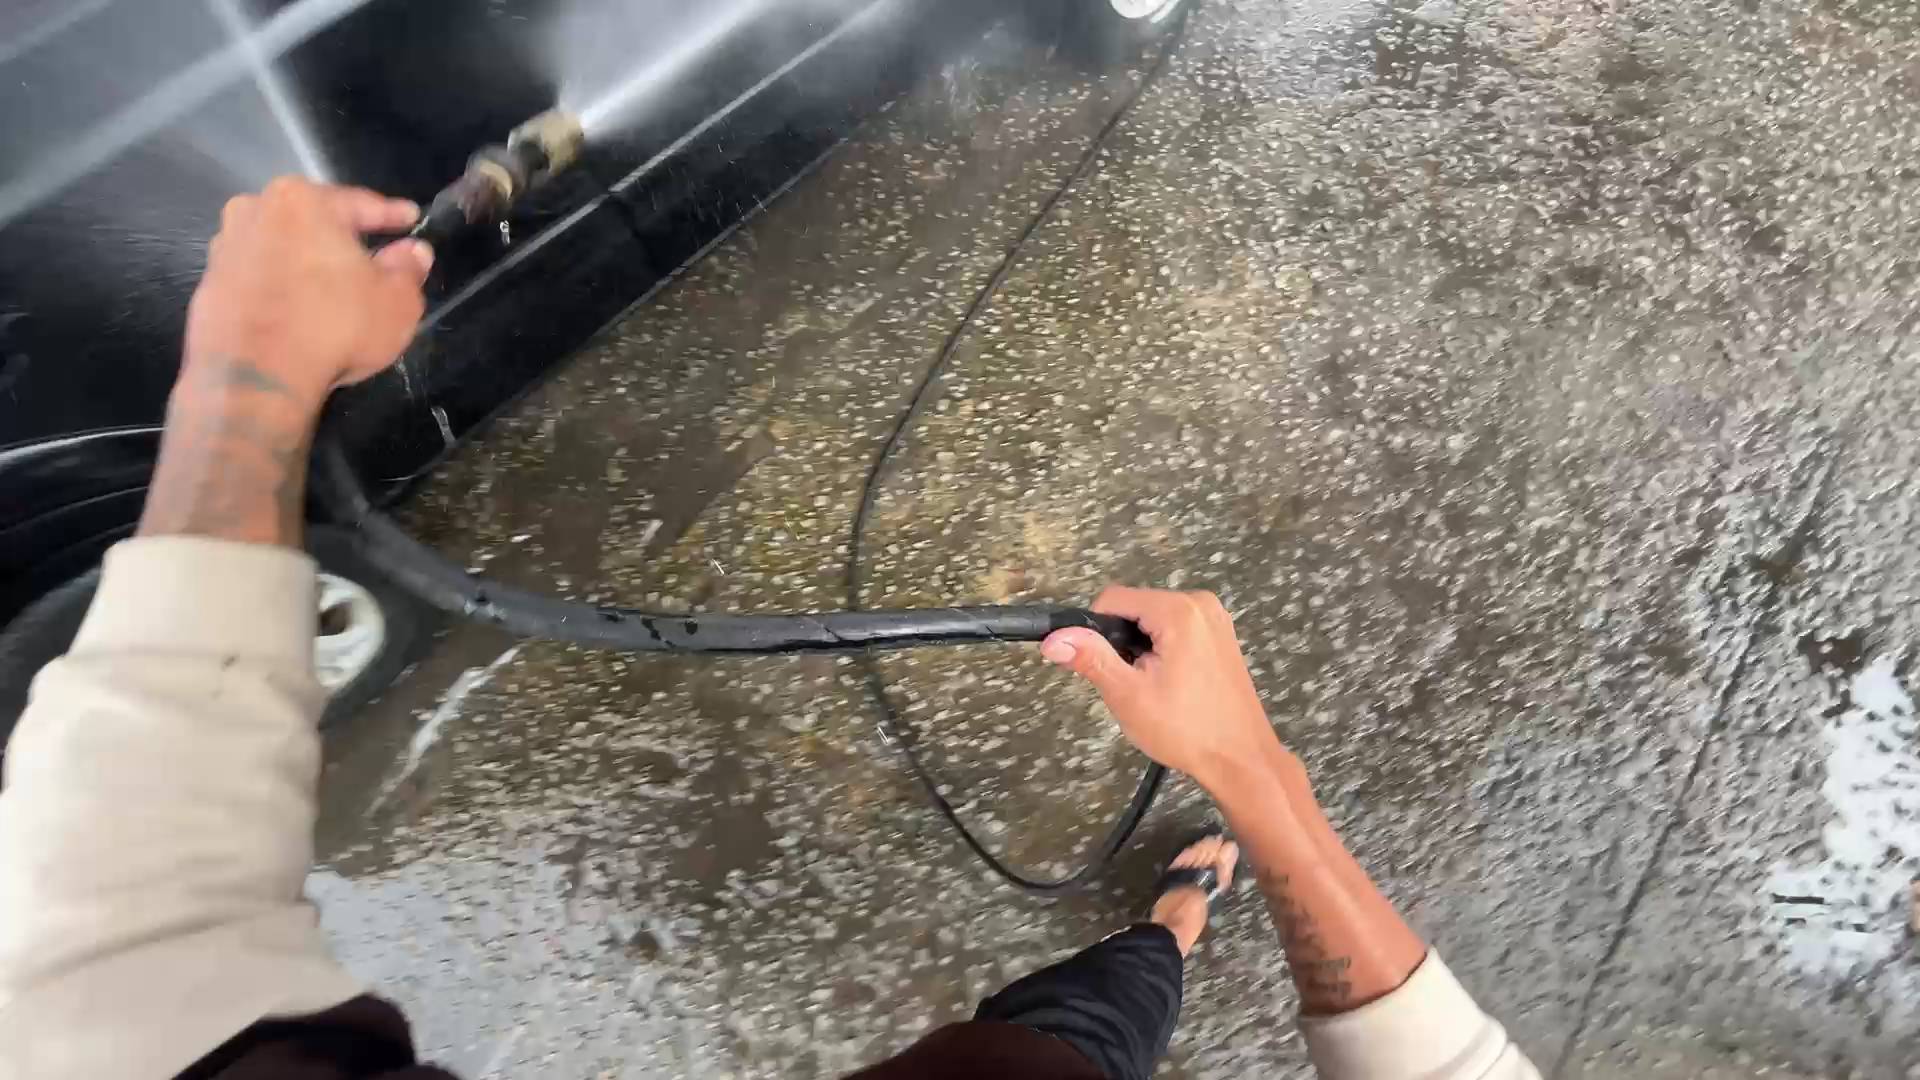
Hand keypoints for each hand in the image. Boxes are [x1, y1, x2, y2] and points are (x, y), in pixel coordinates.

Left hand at [183, 177, 432, 406]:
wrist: (259, 370)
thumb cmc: (339, 324)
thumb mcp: (398, 300)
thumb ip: (409, 269)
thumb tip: (413, 250)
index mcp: (304, 203)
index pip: (361, 203)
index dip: (393, 214)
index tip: (412, 217)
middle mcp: (256, 210)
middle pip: (316, 220)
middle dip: (347, 235)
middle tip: (376, 252)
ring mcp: (227, 244)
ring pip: (288, 245)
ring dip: (315, 260)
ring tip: (342, 284)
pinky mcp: (214, 280)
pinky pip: (267, 273)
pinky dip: (291, 283)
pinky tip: (311, 307)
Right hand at [1041, 586, 1280, 788]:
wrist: (1241, 761)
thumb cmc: (1187, 730)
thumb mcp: (1127, 694)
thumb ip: (1090, 658)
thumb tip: (1053, 638)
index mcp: (1179, 611)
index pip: (1112, 600)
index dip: (1097, 633)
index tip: (1107, 667)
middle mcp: (1200, 604)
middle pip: (1133, 609)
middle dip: (1123, 643)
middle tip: (1135, 684)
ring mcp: (1214, 618)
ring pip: (1151, 621)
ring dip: (1142, 649)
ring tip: (1155, 687)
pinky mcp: (1220, 634)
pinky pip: (1174, 629)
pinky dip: (1162, 651)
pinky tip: (1171, 684)